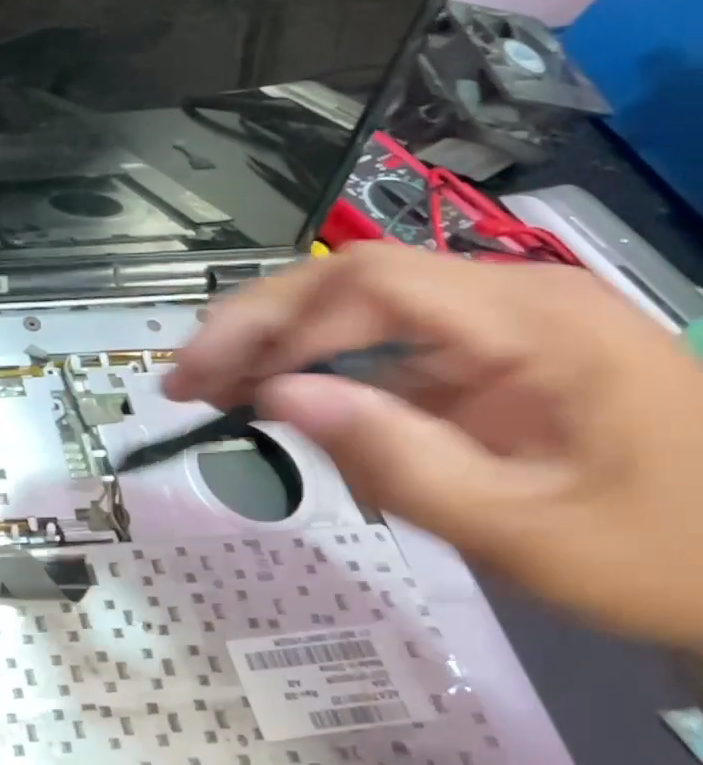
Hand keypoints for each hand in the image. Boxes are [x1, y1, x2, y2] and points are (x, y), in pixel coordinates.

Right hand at [163, 243, 702, 647]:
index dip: (275, 321)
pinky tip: (284, 404)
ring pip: (355, 311)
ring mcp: (500, 325)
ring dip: (278, 349)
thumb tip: (274, 398)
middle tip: (186, 380)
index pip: (368, 282)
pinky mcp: (490, 356)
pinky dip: (322, 375)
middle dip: (258, 329)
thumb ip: (394, 461)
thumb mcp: (527, 531)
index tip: (212, 376)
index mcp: (533, 322)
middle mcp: (510, 299)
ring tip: (214, 391)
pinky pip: (384, 348)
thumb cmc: (667, 558)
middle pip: (348, 283)